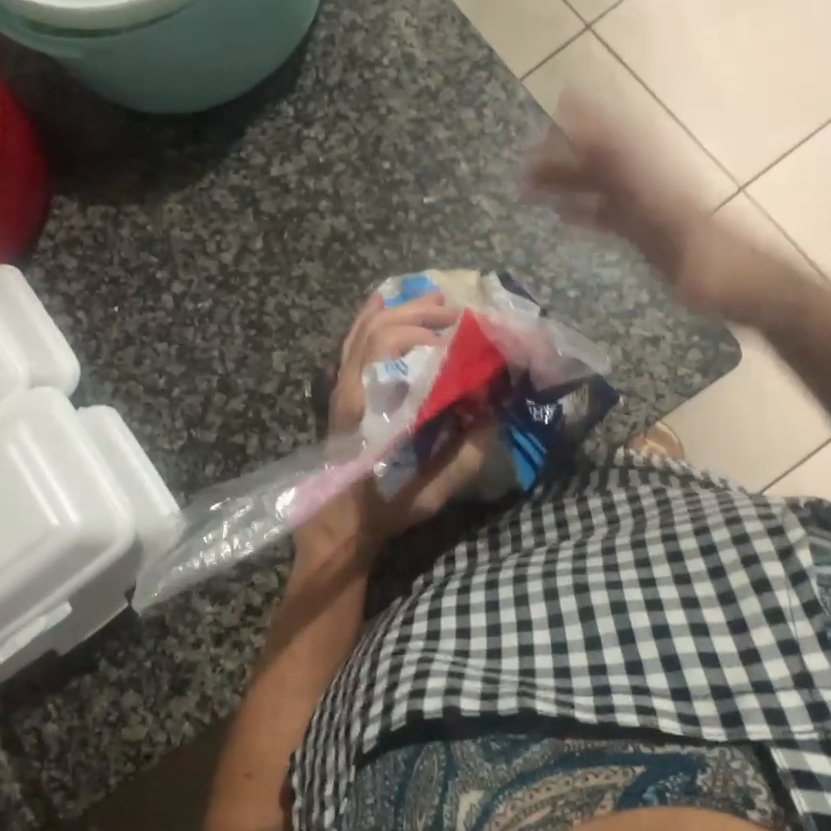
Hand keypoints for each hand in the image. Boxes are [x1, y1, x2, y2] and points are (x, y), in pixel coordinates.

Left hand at [302, 293, 494, 563]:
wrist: (335, 532)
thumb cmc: (379, 513)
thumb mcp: (426, 493)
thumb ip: (462, 459)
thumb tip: (495, 420)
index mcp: (363, 407)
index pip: (383, 345)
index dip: (419, 331)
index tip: (455, 339)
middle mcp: (347, 389)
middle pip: (374, 329)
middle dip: (417, 313)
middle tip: (455, 313)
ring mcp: (339, 390)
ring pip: (360, 332)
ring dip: (397, 311)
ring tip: (433, 299)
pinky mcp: (340, 397)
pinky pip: (351, 346)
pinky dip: (369, 320)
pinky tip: (385, 304)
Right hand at [522, 93, 810, 327]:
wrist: (760, 294)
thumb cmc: (729, 276)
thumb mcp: (692, 249)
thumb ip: (657, 216)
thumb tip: (640, 202)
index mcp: (662, 191)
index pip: (618, 152)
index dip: (593, 125)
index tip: (564, 103)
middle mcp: (653, 194)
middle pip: (603, 169)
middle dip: (564, 161)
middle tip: (524, 159)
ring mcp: (651, 215)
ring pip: (601, 191)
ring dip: (567, 185)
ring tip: (528, 183)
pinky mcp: (651, 237)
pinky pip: (609, 218)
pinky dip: (585, 214)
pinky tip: (562, 216)